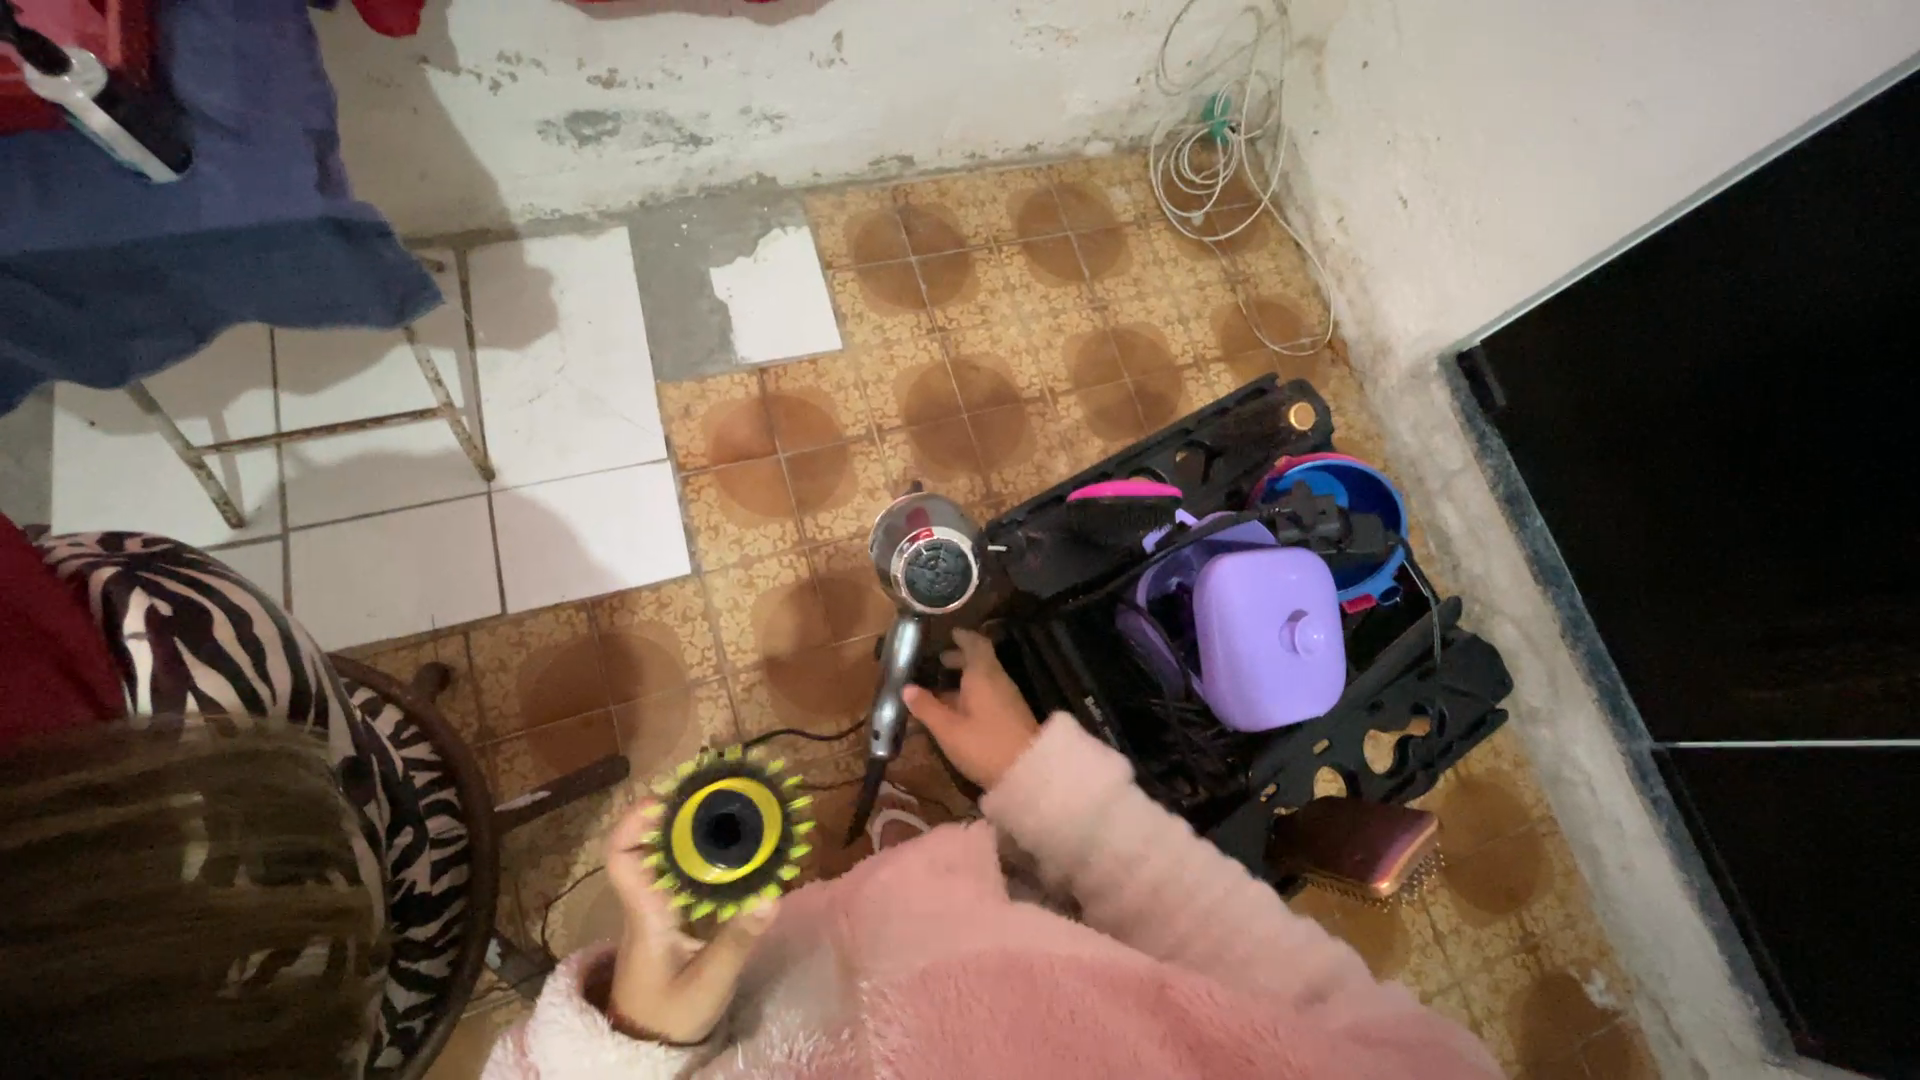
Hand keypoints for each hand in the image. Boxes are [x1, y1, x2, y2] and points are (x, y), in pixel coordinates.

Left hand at [600, 799, 777, 1044]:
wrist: (644, 1048)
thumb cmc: (667, 1018)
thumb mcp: (708, 983)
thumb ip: (737, 940)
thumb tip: (771, 893)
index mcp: (646, 911)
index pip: (622, 855)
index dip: (638, 819)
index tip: (674, 794)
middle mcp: (649, 900)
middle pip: (650, 841)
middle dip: (681, 808)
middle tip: (722, 787)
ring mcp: (660, 907)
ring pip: (668, 853)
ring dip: (695, 825)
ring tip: (734, 804)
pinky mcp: (674, 916)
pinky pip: (685, 871)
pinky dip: (708, 850)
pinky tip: (738, 845)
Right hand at [903, 628, 1039, 789]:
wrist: (1029, 771)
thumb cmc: (984, 745)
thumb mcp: (948, 729)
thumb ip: (927, 707)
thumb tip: (907, 688)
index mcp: (982, 674)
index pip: (975, 644)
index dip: (963, 637)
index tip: (949, 633)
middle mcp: (997, 679)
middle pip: (980, 660)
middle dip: (959, 659)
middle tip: (939, 661)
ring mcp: (1008, 697)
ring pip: (985, 678)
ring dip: (965, 678)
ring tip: (942, 688)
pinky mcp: (1012, 714)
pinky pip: (989, 693)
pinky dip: (972, 693)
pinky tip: (958, 710)